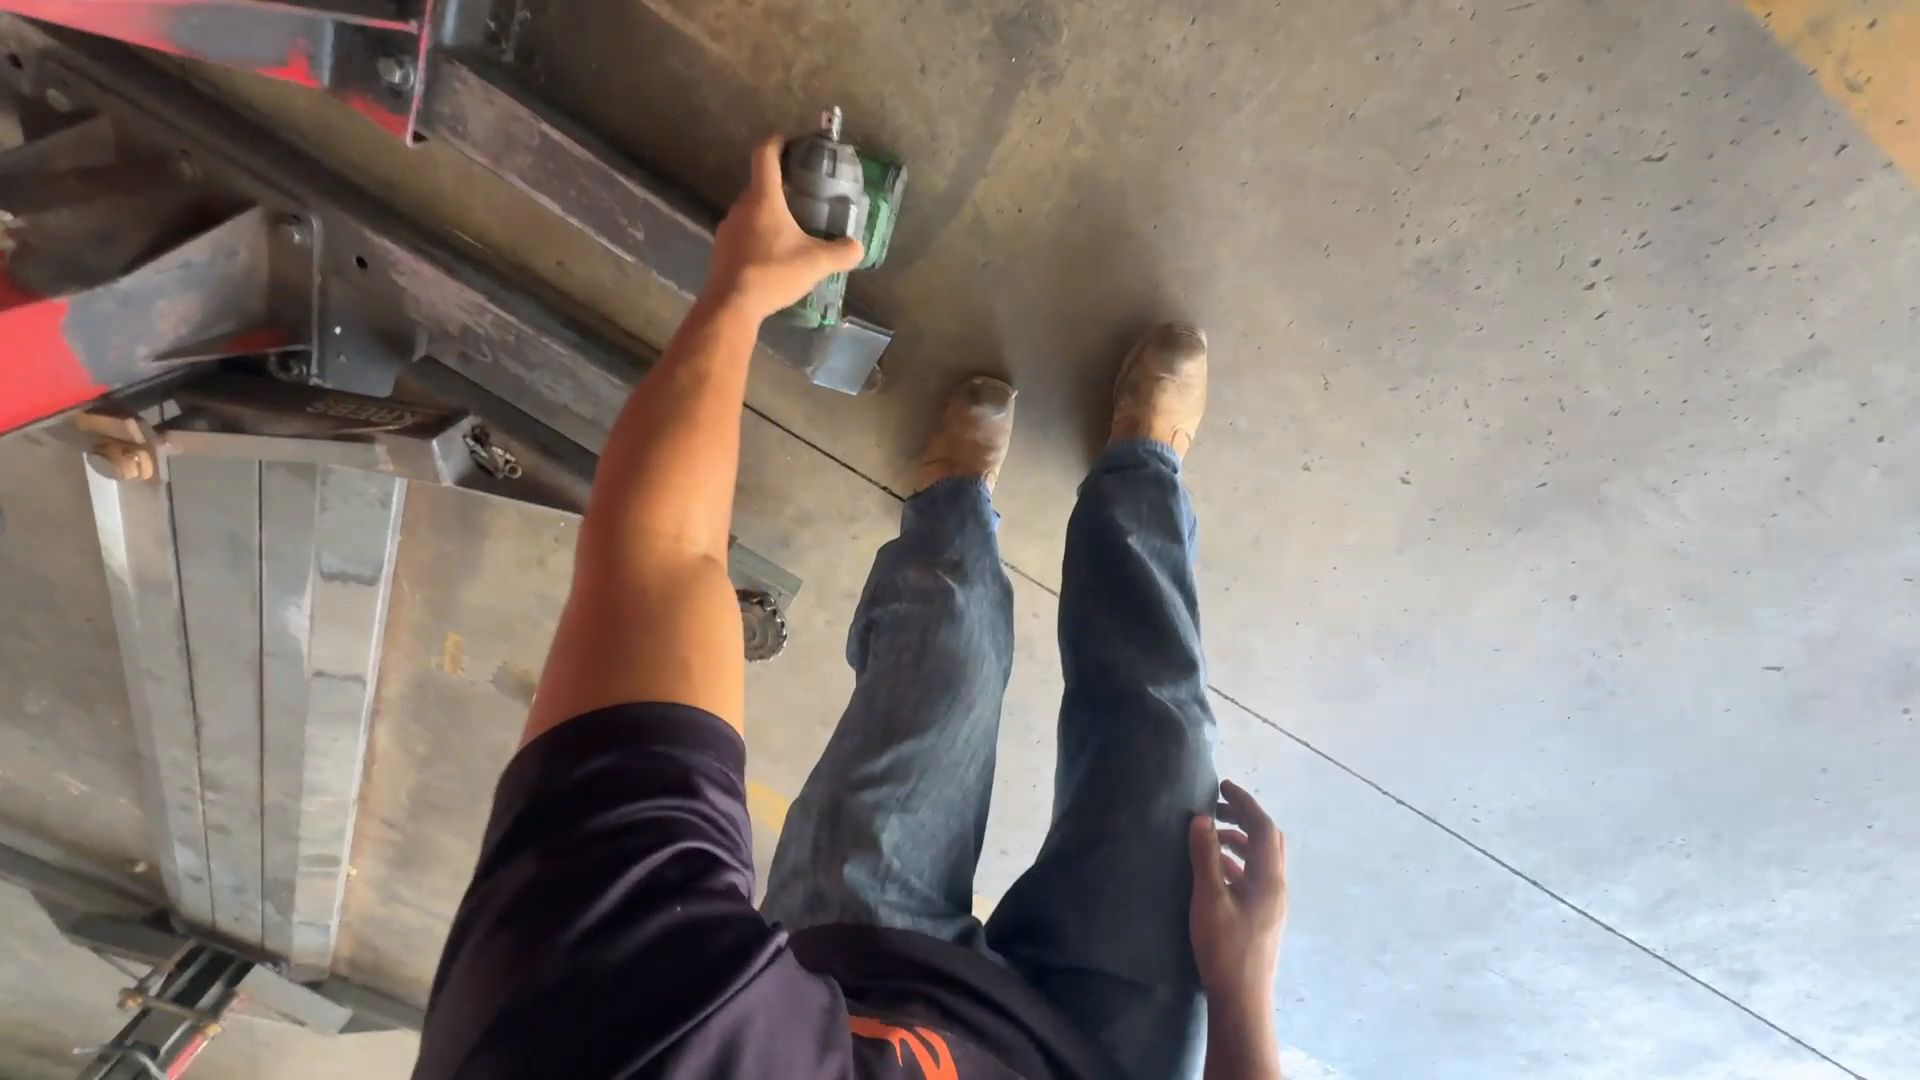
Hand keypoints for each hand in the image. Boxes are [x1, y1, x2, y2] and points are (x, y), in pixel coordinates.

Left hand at [702, 135, 864, 321]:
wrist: (731, 304)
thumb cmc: (772, 273)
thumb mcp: (815, 264)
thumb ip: (840, 253)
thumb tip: (857, 248)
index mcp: (763, 198)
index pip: (765, 154)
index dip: (778, 142)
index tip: (791, 143)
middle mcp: (741, 206)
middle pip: (759, 185)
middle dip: (780, 186)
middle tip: (802, 197)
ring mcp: (728, 228)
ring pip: (751, 211)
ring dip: (769, 215)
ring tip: (790, 231)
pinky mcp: (722, 250)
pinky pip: (743, 234)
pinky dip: (759, 237)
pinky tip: (773, 257)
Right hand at [1188, 779, 1287, 1002]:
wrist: (1242, 1000)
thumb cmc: (1225, 948)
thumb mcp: (1209, 898)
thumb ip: (1206, 856)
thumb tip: (1203, 818)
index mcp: (1269, 879)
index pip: (1263, 827)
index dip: (1245, 802)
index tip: (1222, 785)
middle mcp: (1276, 887)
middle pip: (1268, 840)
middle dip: (1244, 817)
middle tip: (1217, 805)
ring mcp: (1271, 904)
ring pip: (1261, 859)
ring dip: (1240, 839)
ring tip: (1211, 834)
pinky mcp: (1261, 917)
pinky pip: (1254, 876)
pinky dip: (1237, 861)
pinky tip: (1214, 868)